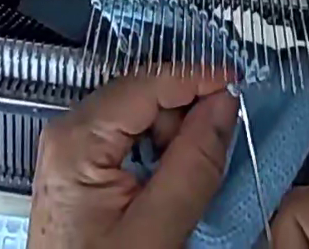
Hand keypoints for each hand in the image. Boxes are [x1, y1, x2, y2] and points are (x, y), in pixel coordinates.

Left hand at [29, 69, 238, 247]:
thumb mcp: (156, 231)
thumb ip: (194, 162)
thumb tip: (226, 100)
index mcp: (79, 137)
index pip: (150, 82)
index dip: (198, 77)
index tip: (237, 81)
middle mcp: (71, 127)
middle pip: (146, 93)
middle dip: (185, 114)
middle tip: (212, 148)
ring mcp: (74, 143)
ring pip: (143, 111)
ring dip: (174, 134)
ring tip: (181, 178)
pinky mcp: (82, 161)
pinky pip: (132, 133)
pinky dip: (159, 148)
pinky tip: (164, 181)